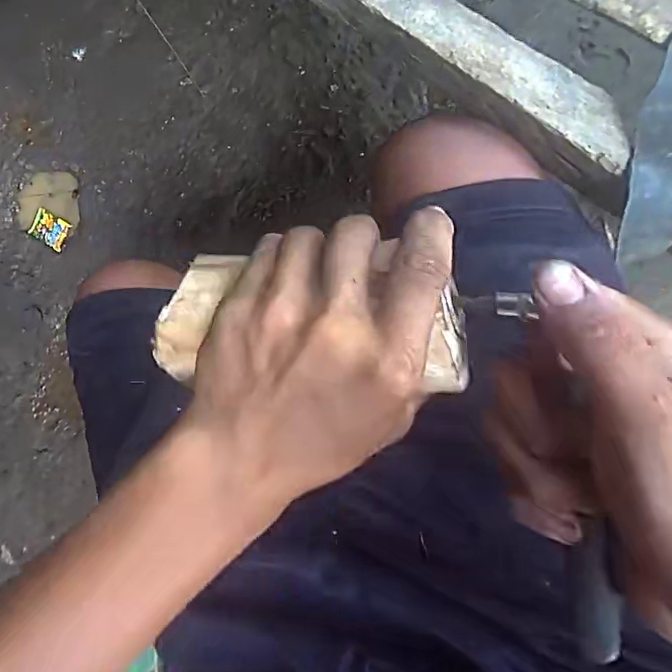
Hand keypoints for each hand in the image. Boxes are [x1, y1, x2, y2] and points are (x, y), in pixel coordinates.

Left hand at [179, 208, 455, 511]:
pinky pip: (269, 249)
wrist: (240, 452)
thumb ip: (411, 355)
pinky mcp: (241, 302)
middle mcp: (337, 327)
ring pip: (307, 234)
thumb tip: (419, 296)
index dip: (432, 232)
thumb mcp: (391, 416)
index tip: (429, 219)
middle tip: (356, 250)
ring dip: (318, 243)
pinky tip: (281, 272)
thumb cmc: (322, 442)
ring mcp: (282, 310)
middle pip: (356, 234)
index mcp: (387, 360)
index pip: (421, 270)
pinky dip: (281, 253)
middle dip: (362, 233)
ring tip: (314, 263)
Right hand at [486, 260, 671, 671]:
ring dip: (536, 471)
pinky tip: (575, 523)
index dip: (541, 355)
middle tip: (581, 460)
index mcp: (652, 353)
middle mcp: (619, 383)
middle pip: (520, 374)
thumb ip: (600, 345)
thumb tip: (549, 268)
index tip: (562, 397)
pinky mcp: (581, 475)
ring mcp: (597, 432)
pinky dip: (539, 499)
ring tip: (585, 504)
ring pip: (513, 424)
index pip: (555, 314)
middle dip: (535, 427)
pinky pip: (521, 466)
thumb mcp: (660, 426)